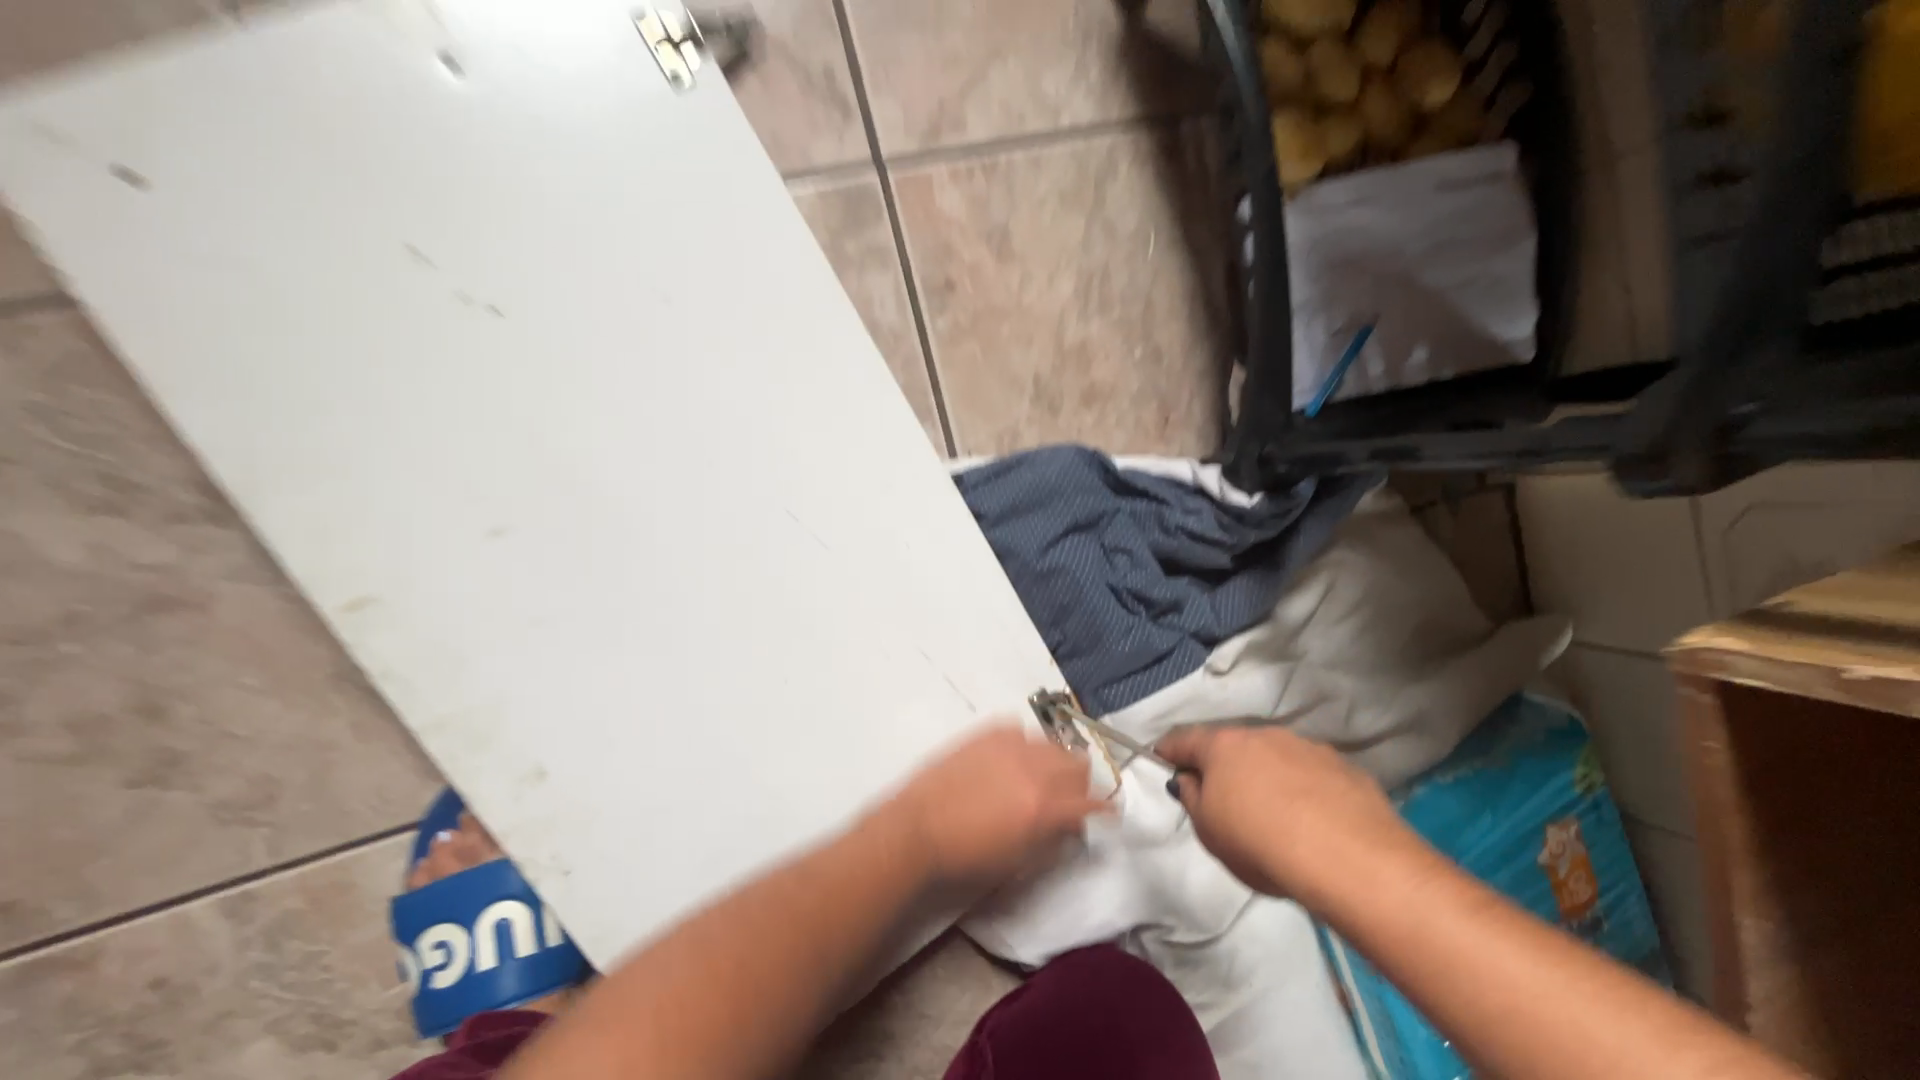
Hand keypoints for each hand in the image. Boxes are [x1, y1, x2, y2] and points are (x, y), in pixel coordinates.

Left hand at [882, 724, 1107, 889]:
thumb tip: (1072, 826)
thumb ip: (1053, 840)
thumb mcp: (1018, 861)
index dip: (1103, 809)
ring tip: (1041, 775)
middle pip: (1078, 763)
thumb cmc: (966, 856)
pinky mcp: (985, 733)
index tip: (1106, 812)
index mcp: (1044, 807)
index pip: (1091, 801)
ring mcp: (1009, 746)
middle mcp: (1033, 770)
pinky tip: (1013, 757)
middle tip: (1070, 796)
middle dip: (1081, 781)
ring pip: (1052, 743)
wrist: (916, 830)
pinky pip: (1019, 729)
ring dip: (1055, 760)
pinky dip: (1024, 743)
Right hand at [1157, 724, 1426, 907]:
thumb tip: (1192, 780)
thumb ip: (1194, 800)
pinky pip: (1312, 775)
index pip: (1184, 740)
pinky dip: (1304, 789)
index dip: (1168, 751)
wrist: (1349, 858)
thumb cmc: (1260, 843)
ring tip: (1272, 811)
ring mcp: (1309, 748)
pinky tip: (1312, 820)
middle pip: (1233, 746)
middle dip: (1223, 765)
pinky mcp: (1346, 768)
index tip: (1161, 760)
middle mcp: (1265, 735)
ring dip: (1267, 775)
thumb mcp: (1209, 832)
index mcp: (1223, 746)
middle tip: (1220, 795)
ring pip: (1276, 757)